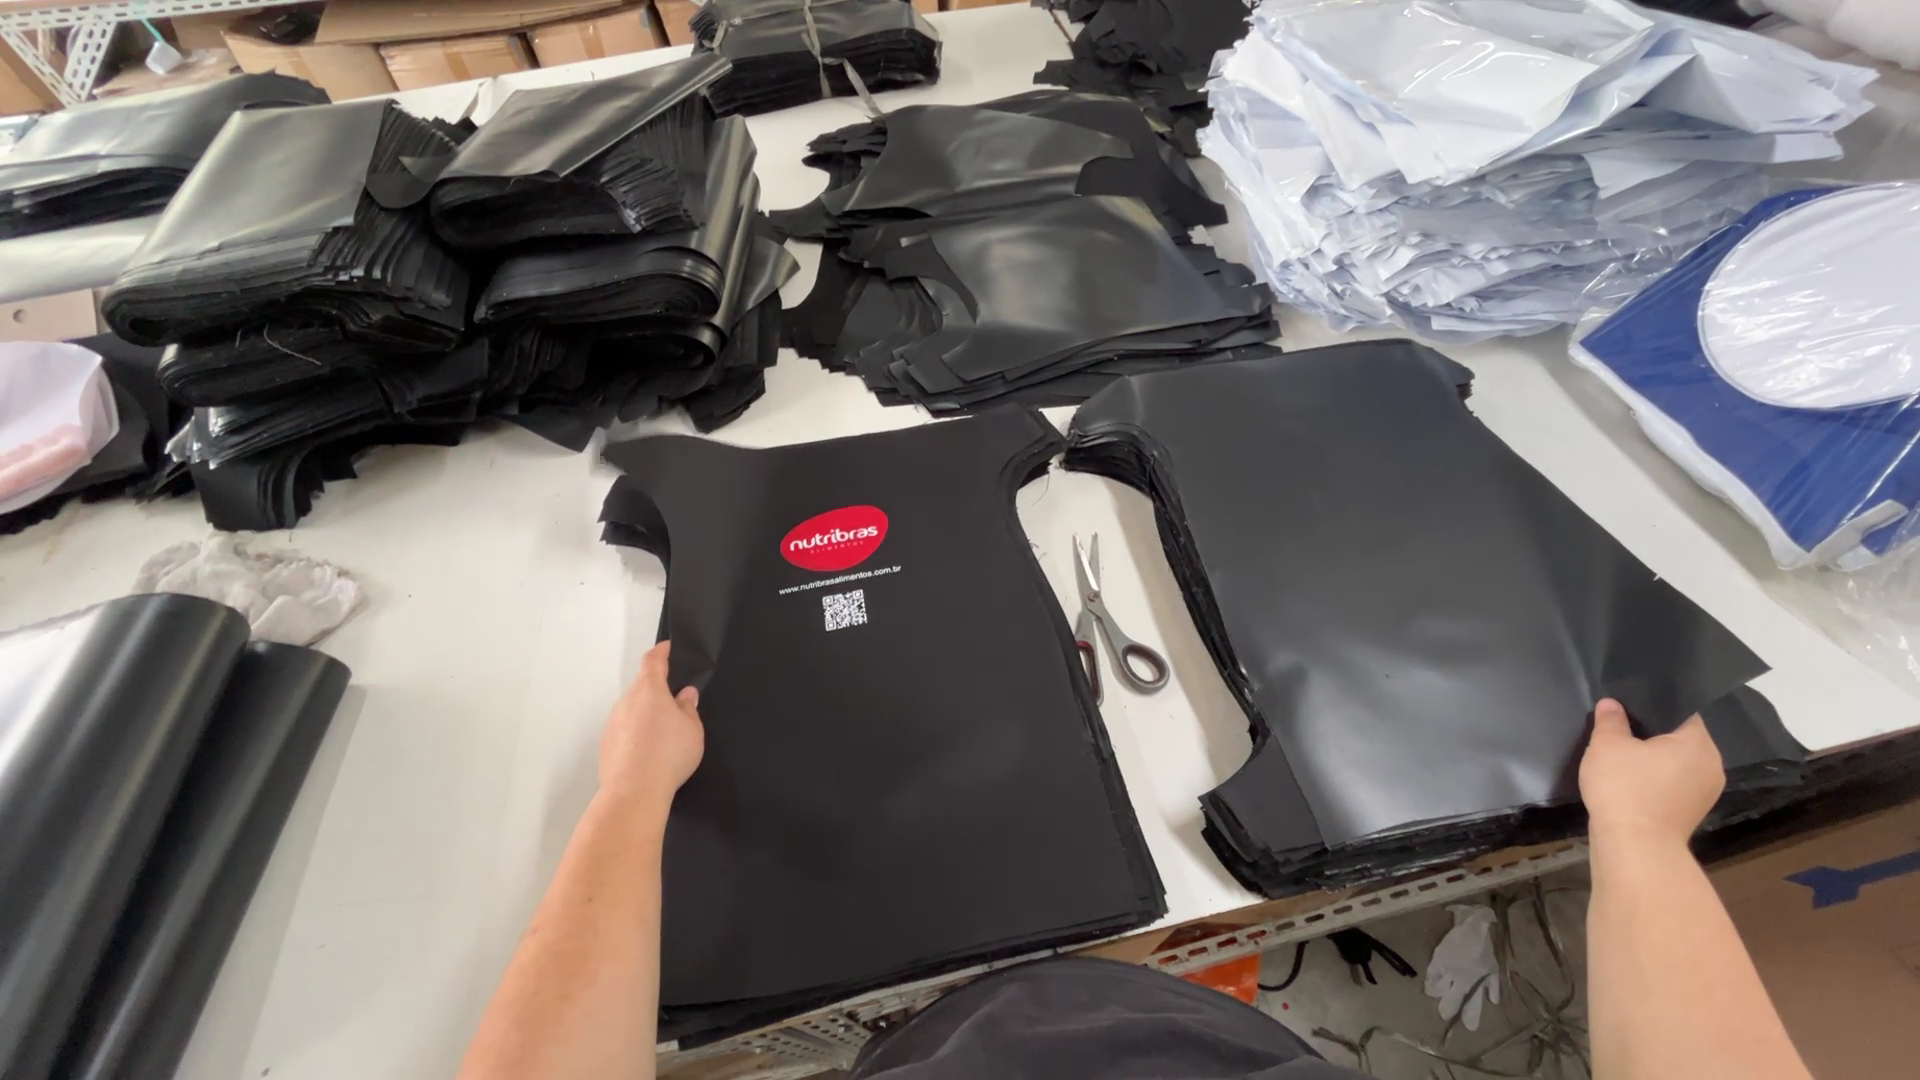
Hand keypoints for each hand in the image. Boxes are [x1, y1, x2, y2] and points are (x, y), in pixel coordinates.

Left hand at [599, 641, 703, 807]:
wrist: (634, 791)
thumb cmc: (669, 752)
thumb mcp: (692, 728)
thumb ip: (688, 707)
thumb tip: (684, 694)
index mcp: (649, 691)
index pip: (652, 662)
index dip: (661, 652)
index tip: (667, 648)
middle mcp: (626, 702)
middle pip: (642, 688)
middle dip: (658, 691)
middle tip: (677, 704)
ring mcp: (613, 724)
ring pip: (632, 711)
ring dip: (647, 715)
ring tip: (665, 734)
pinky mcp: (606, 746)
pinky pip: (625, 731)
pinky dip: (637, 734)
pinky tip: (649, 752)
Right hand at [1579, 698, 1723, 848]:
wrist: (1637, 841)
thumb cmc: (1624, 785)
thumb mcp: (1607, 745)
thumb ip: (1611, 720)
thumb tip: (1612, 704)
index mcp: (1697, 743)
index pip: (1682, 712)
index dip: (1654, 706)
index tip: (1628, 706)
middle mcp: (1712, 764)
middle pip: (1682, 737)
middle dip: (1653, 732)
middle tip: (1621, 728)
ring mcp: (1707, 789)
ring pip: (1679, 761)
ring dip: (1656, 756)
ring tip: (1624, 755)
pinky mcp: (1694, 808)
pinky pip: (1677, 781)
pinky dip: (1658, 776)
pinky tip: (1633, 779)